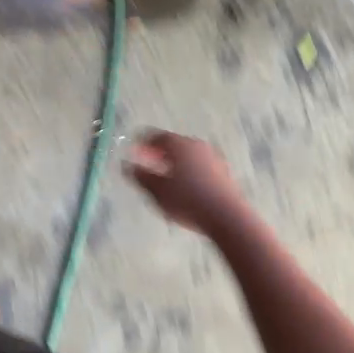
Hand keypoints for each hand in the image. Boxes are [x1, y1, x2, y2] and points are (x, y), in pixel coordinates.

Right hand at [123, 130, 246, 234]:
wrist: (227, 216)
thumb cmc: (187, 201)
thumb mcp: (157, 191)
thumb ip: (141, 176)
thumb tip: (127, 165)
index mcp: (179, 145)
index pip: (157, 136)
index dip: (142, 143)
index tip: (133, 151)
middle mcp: (196, 145)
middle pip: (173, 143)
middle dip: (158, 152)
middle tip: (146, 161)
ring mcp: (212, 157)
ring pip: (187, 154)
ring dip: (173, 161)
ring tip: (164, 175)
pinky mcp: (222, 171)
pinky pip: (199, 164)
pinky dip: (187, 169)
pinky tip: (184, 185)